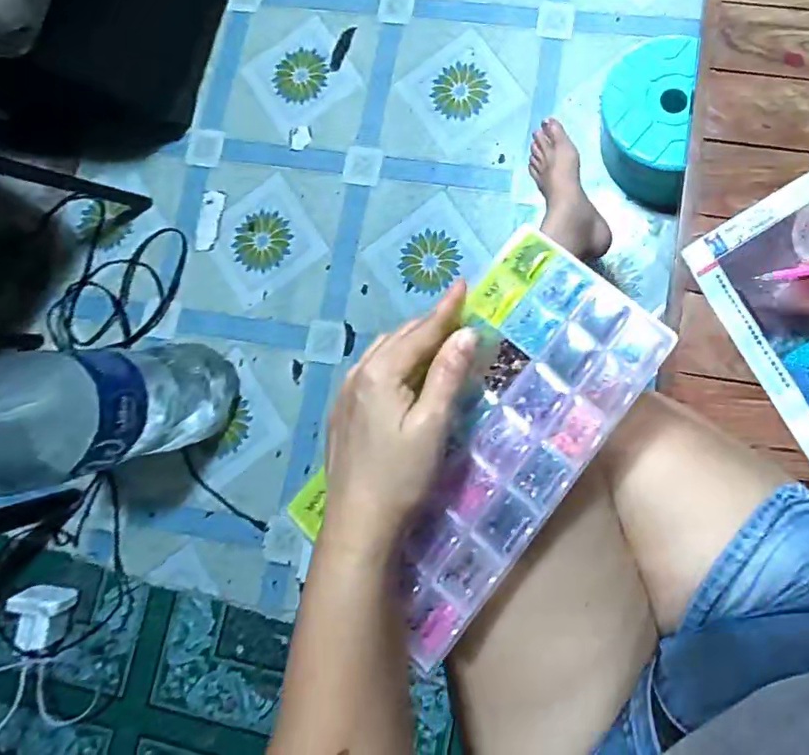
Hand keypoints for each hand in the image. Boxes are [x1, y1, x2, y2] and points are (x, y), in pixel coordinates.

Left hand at [322, 281, 477, 558]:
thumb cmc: (401, 476)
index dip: (445, 309)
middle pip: (400, 337)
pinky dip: (395, 358)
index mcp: (381, 373)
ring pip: (383, 350)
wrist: (357, 525)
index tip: (463, 284)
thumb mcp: (433, 425)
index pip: (421, 332)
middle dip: (430, 322)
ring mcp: (346, 393)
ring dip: (411, 339)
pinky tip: (405, 370)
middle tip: (458, 313)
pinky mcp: (342, 411)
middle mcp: (358, 374)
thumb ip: (448, 375)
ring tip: (437, 337)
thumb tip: (466, 333)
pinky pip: (371, 368)